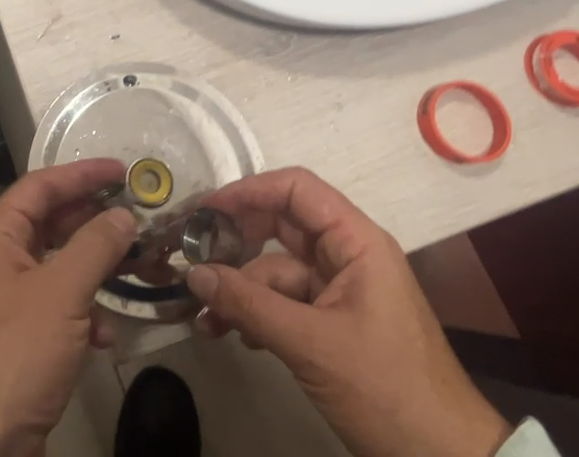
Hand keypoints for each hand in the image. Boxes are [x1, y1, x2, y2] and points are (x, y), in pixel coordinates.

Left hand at [0, 159, 136, 456]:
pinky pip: (58, 304)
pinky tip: (107, 333)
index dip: (81, 174)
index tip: (122, 171)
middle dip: (95, 221)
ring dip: (96, 267)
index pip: (40, 186)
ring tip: (138, 268)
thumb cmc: (18, 350)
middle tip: (138, 215)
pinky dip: (85, 310)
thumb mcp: (62, 291)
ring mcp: (8, 297)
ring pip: (59, 265)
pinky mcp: (21, 334)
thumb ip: (95, 246)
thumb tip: (124, 214)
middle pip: (51, 222)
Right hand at [187, 168, 511, 456]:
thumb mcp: (310, 344)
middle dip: (237, 243)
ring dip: (241, 290)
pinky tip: (234, 336)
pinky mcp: (334, 323)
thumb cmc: (385, 388)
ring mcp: (341, 290)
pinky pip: (286, 303)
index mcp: (357, 242)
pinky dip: (257, 314)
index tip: (205, 210)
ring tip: (206, 319)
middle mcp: (348, 256)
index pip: (296, 190)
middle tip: (193, 259)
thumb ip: (248, 304)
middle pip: (282, 227)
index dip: (249, 191)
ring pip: (278, 270)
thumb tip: (193, 273)